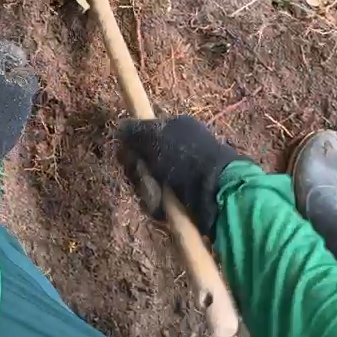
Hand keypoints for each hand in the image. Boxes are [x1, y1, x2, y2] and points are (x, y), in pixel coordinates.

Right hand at [114, 115, 246, 237]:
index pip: (144, 136)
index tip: (128, 155)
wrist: (217, 192)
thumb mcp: (155, 136)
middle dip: (139, 173)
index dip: (133, 147)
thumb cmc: (186, 158)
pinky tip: (164, 208)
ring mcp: (183, 177)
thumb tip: (120, 128)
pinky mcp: (184, 200)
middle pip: (144, 163)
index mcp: (177, 130)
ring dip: (148, 192)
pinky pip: (159, 203)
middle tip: (145, 177)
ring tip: (159, 196)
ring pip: (149, 185)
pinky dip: (158, 206)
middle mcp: (180, 151)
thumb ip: (134, 131)